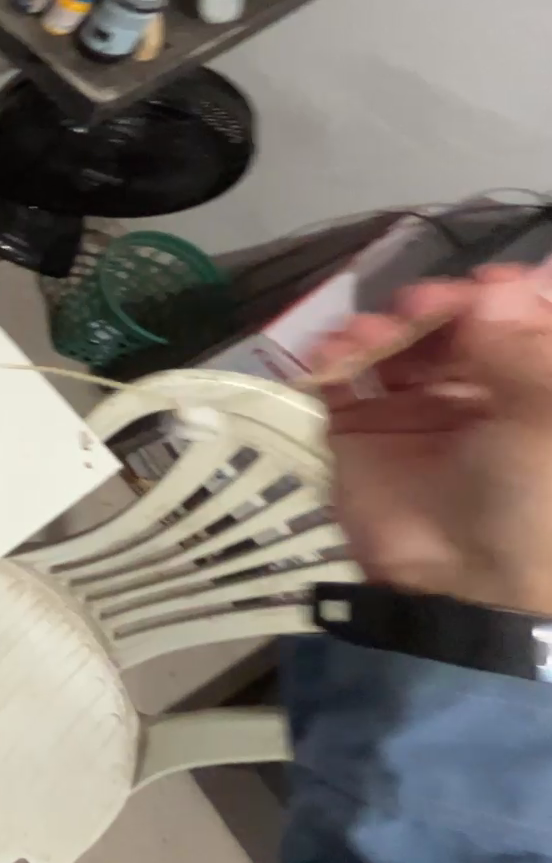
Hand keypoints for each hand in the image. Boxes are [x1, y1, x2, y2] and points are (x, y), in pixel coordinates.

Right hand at [312, 266, 551, 614]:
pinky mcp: (355, 428)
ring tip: (366, 337)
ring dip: (379, 331)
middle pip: (454, 331)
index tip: (485, 284)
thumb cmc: (540, 501)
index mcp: (539, 393)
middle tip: (418, 306)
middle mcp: (482, 394)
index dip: (508, 299)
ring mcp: (414, 411)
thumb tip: (492, 289)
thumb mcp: (550, 424)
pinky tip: (333, 355)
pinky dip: (332, 360)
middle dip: (435, 311)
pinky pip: (339, 381)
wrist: (466, 578)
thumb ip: (524, 352)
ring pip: (394, 349)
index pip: (522, 328)